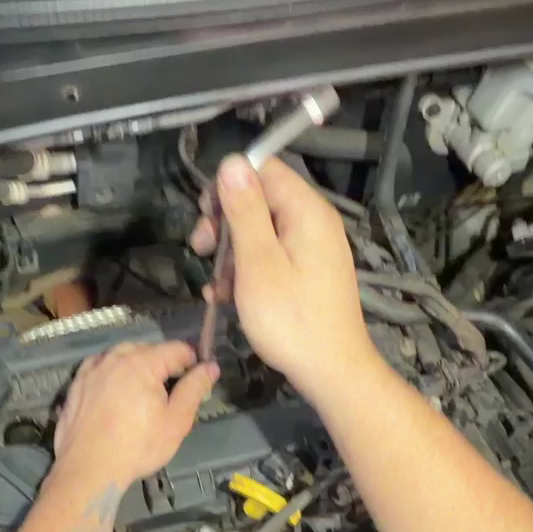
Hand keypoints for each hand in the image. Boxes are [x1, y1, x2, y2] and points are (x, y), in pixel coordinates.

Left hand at [53, 341, 218, 489]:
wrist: (89, 469)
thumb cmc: (137, 447)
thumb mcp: (176, 421)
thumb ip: (195, 388)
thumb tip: (210, 367)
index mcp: (143, 363)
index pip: (177, 349)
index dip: (192, 361)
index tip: (197, 378)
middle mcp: (115, 358)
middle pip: (148, 349)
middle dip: (163, 364)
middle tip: (169, 391)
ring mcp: (92, 369)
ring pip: (121, 355)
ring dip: (136, 365)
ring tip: (143, 391)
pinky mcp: (77, 384)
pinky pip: (100, 367)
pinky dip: (112, 372)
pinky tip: (115, 390)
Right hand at [189, 156, 380, 397]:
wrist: (331, 371)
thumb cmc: (290, 319)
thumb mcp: (257, 263)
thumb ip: (244, 211)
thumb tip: (232, 160)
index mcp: (305, 211)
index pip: (263, 169)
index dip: (228, 185)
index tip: (205, 216)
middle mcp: (313, 222)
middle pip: (259, 200)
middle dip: (224, 224)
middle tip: (201, 251)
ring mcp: (312, 250)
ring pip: (260, 233)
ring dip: (230, 255)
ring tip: (215, 288)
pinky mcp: (307, 275)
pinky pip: (271, 259)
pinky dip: (246, 273)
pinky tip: (227, 298)